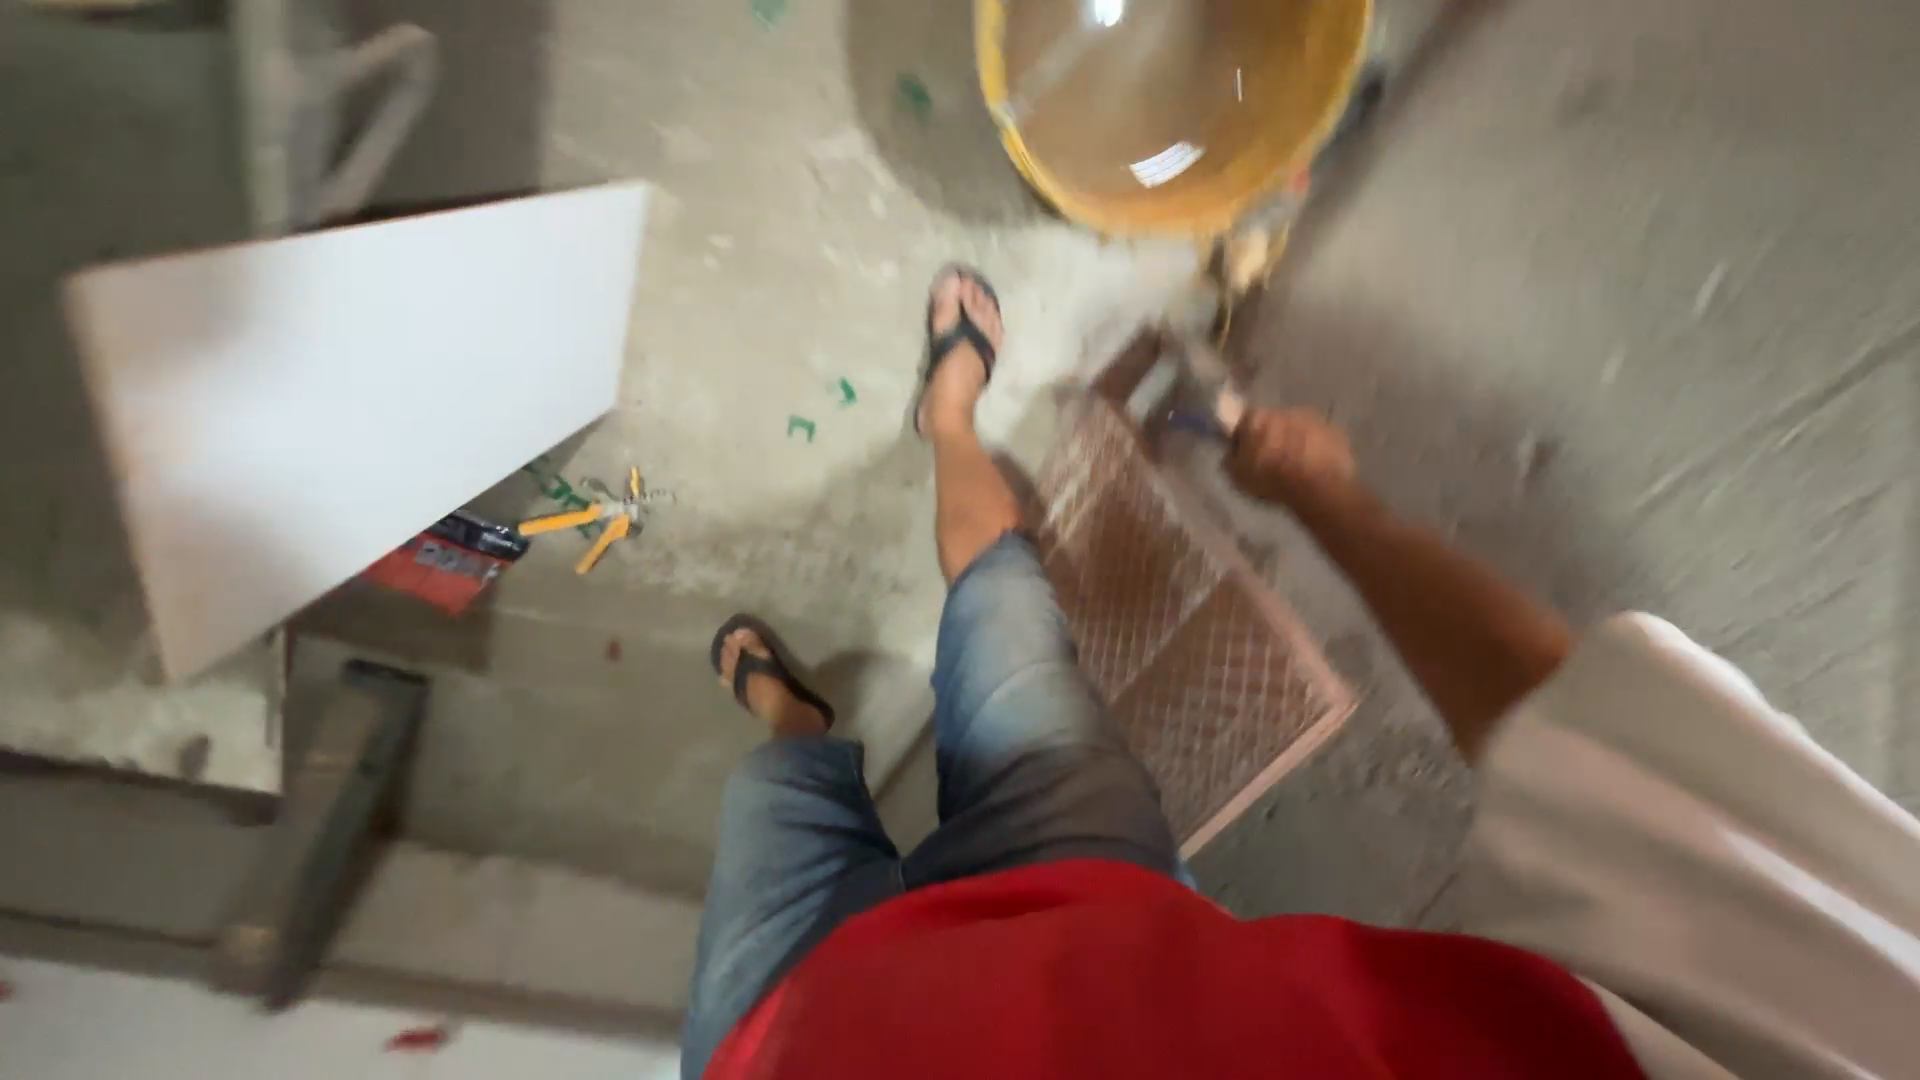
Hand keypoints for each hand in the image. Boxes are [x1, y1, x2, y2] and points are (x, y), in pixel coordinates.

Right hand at [1226, 407, 1356, 506]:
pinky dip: (1316, 449)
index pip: (1244, 423)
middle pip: (1273, 423)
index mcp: (1257, 418)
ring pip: (1298, 429)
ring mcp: (1314, 419)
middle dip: (1272, 438)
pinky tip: (1314, 468)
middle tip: (1272, 462)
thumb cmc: (1271, 480)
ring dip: (1295, 442)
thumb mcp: (1236, 476)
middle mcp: (1284, 410)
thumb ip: (1230, 459)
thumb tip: (1232, 453)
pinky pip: (1319, 439)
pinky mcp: (1336, 431)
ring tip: (1296, 467)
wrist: (1316, 487)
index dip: (1244, 439)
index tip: (1246, 455)